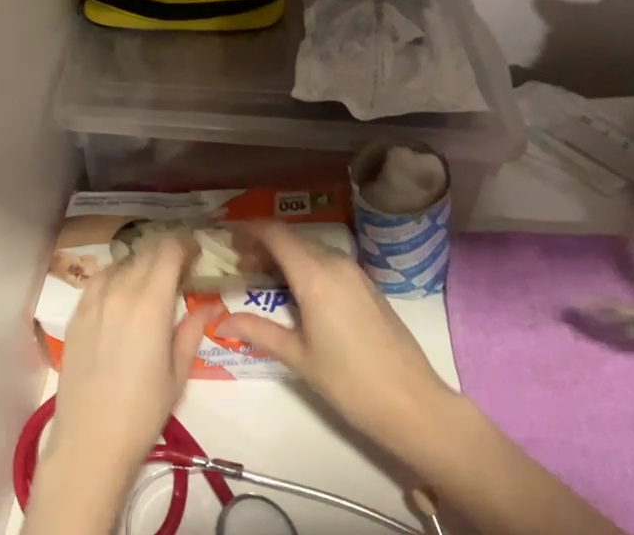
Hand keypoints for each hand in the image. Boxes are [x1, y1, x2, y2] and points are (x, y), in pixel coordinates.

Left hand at [50, 235, 219, 475]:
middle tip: (180, 270)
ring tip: (151, 283)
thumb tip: (211, 306)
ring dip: (139, 265)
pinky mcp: (75, 316)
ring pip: (119, 264)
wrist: (91, 439)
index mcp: (149, 302)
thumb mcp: (178, 372)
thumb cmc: (143, 410)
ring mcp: (92, 301)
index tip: (196, 253)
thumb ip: (191, 330)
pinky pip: (98, 282)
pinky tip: (122, 296)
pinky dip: (115, 278)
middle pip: (144, 254)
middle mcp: (118, 291)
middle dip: (165, 254)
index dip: (184, 244)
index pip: (167, 251)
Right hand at [218, 223, 456, 449]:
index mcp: (315, 276)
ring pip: (313, 250)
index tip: (227, 237)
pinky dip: (308, 267)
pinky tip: (298, 292)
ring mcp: (356, 274)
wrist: (411, 402)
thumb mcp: (297, 356)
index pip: (275, 234)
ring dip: (287, 256)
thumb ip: (258, 331)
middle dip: (264, 246)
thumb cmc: (349, 381)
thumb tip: (221, 322)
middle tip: (239, 264)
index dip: (249, 229)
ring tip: (265, 279)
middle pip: (293, 240)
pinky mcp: (369, 287)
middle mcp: (336, 264)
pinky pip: (330, 263)